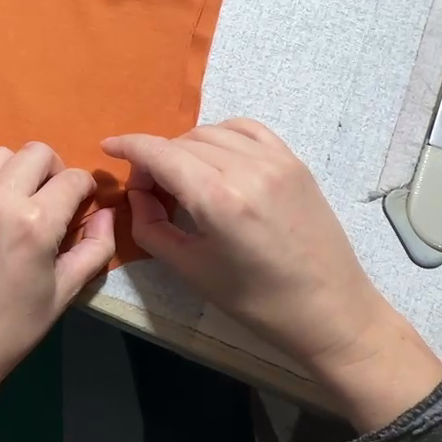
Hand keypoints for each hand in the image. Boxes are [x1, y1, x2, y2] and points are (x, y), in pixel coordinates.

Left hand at [0, 143, 117, 413]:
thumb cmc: (15, 326)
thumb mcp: (66, 291)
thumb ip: (96, 247)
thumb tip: (105, 213)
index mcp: (35, 223)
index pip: (73, 178)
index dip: (86, 189)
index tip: (82, 205)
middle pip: (36, 152)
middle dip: (54, 170)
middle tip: (53, 199)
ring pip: (0, 154)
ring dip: (18, 170)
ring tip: (21, 200)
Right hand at [102, 120, 441, 430]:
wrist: (332, 312)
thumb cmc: (256, 302)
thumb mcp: (190, 270)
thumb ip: (151, 225)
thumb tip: (137, 194)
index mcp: (219, 200)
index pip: (160, 153)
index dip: (128, 146)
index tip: (108, 148)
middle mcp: (247, 169)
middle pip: (181, 142)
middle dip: (155, 159)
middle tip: (149, 192)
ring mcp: (276, 161)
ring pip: (210, 132)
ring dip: (185, 148)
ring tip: (182, 178)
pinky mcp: (294, 162)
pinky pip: (246, 129)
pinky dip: (220, 136)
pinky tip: (214, 159)